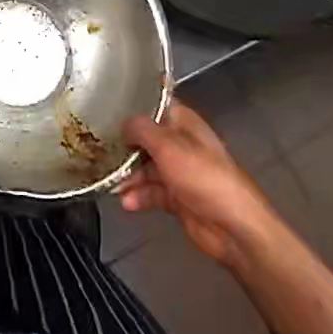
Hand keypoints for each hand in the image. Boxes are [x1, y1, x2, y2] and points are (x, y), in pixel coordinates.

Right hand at [120, 104, 282, 268]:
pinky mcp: (177, 197)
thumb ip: (142, 130)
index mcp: (184, 124)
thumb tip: (123, 122)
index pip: (155, 107)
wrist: (232, 226)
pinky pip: (151, 192)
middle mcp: (181, 144)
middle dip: (125, 147)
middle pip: (146, 139)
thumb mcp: (168, 146)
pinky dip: (138, 196)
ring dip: (129, 176)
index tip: (107, 111)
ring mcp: (179, 172)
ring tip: (113, 185)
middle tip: (100, 152)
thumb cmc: (203, 177)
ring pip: (146, 168)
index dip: (133, 108)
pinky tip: (127, 202)